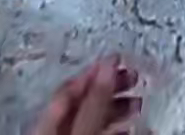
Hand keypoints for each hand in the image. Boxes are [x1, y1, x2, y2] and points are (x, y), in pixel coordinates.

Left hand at [30, 55, 144, 134]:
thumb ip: (96, 96)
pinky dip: (113, 125)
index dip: (95, 68)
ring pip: (91, 116)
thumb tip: (111, 60)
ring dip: (117, 106)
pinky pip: (95, 130)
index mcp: (47, 118)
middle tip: (134, 77)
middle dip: (111, 85)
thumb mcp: (84, 128)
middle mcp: (52, 126)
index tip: (120, 56)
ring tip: (137, 104)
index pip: (70, 85)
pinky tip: (128, 126)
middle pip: (83, 99)